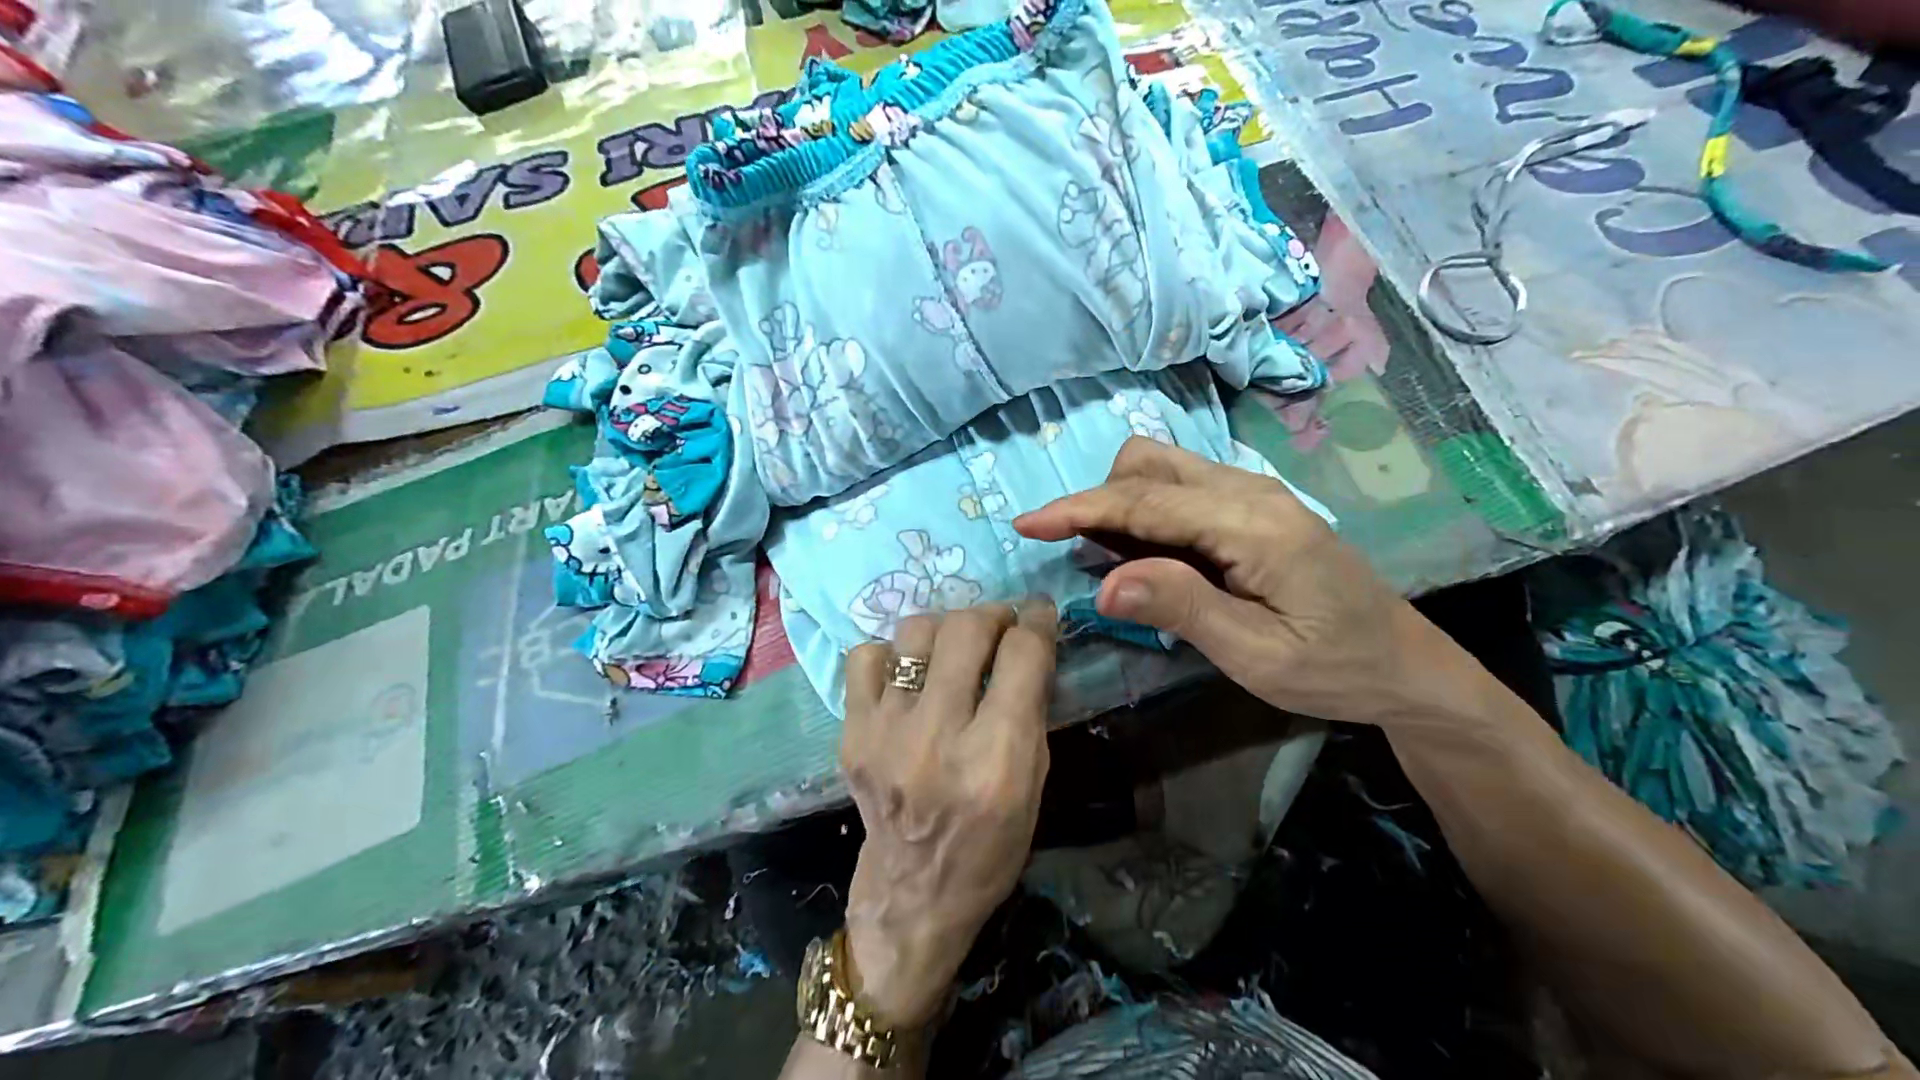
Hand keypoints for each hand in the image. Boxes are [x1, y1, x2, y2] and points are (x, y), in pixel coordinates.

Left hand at [839, 599, 1058, 1029]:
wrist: (914, 890)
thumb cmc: (990, 845)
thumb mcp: (1034, 783)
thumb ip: (1031, 709)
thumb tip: (1028, 642)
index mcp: (997, 757)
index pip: (1022, 654)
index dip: (1037, 621)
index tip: (1038, 613)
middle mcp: (939, 736)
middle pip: (966, 629)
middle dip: (993, 616)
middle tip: (1000, 626)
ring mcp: (886, 731)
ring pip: (916, 631)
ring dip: (946, 629)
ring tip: (954, 647)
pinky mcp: (852, 733)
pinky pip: (866, 657)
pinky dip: (892, 655)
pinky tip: (908, 674)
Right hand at [1013, 438, 1471, 730]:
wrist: (1405, 665)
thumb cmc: (1334, 669)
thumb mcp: (1256, 654)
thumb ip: (1182, 607)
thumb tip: (1105, 584)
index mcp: (1253, 525)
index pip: (1145, 502)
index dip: (1079, 510)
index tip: (1025, 524)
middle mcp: (1250, 491)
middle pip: (1148, 464)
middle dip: (1099, 501)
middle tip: (1081, 558)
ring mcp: (1254, 493)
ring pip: (1162, 469)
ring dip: (1121, 503)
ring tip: (1114, 562)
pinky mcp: (1253, 506)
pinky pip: (1181, 488)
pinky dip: (1146, 511)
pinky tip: (1149, 556)